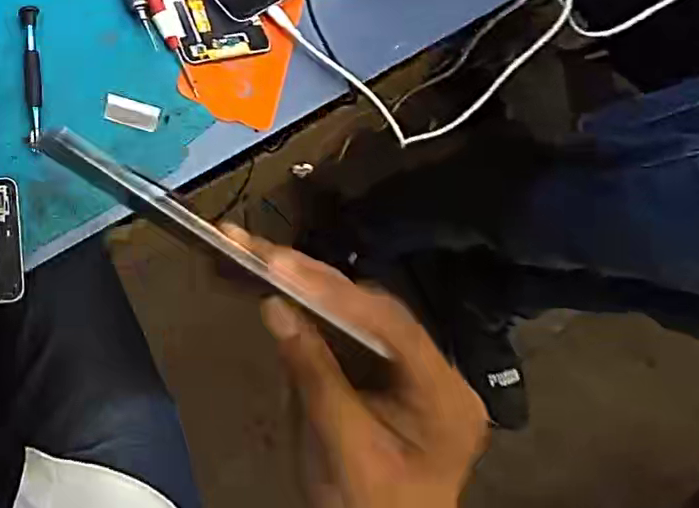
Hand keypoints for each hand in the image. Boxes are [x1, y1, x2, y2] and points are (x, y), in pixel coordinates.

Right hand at [222, 225, 487, 507]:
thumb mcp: (345, 449)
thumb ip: (313, 374)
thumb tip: (274, 304)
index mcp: (445, 395)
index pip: (389, 325)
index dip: (333, 292)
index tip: (281, 267)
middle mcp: (431, 367)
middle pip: (367, 305)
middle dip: (308, 275)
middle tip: (256, 249)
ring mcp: (402, 362)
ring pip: (350, 304)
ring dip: (300, 277)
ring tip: (254, 251)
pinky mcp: (374, 361)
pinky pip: (338, 319)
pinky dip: (301, 297)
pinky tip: (272, 278)